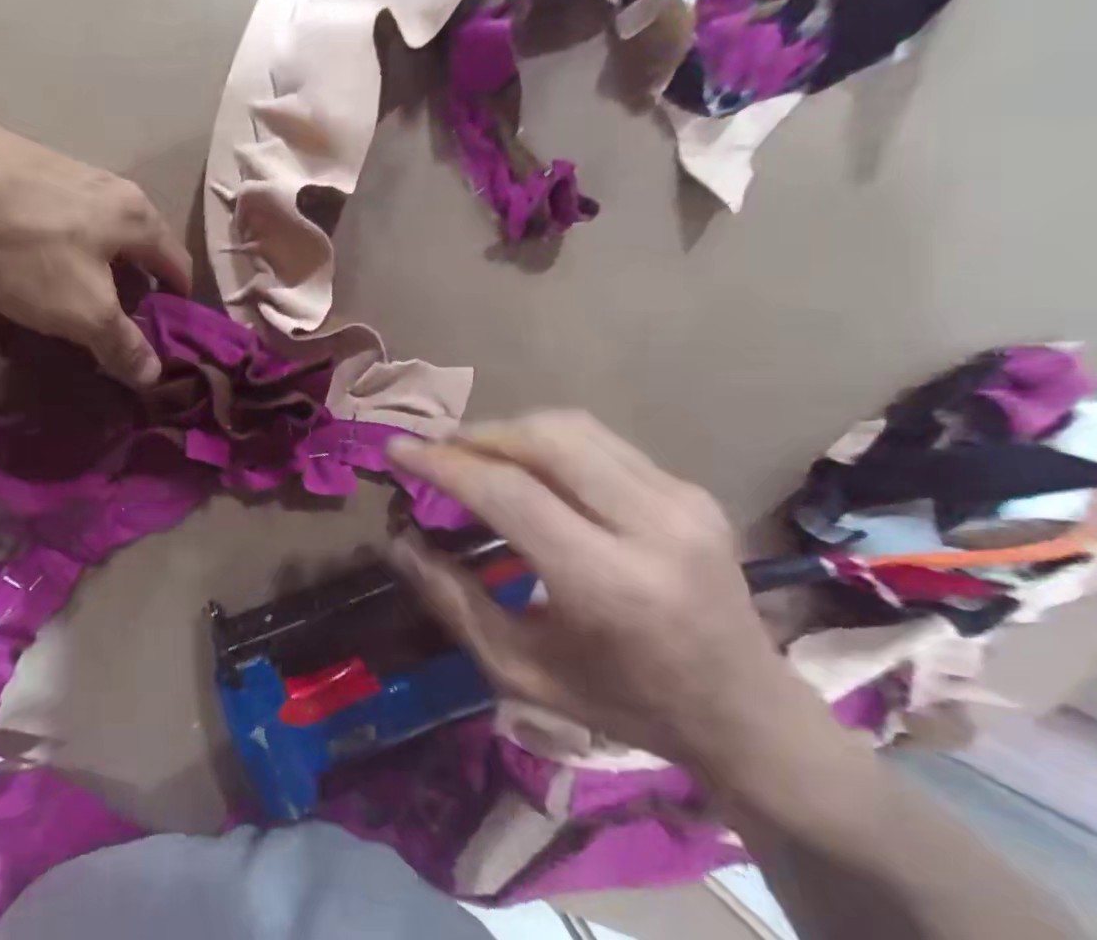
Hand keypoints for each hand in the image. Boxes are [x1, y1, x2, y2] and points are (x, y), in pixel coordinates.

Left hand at [0, 99, 191, 386]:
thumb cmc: (28, 251)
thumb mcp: (82, 310)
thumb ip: (120, 341)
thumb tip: (153, 375)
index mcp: (136, 215)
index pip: (176, 261)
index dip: (177, 299)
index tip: (167, 329)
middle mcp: (108, 185)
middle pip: (136, 241)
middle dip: (132, 282)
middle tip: (115, 321)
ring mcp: (62, 171)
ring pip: (93, 228)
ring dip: (92, 262)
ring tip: (71, 295)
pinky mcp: (19, 168)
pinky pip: (54, 218)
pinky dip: (55, 246)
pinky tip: (29, 262)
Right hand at [384, 411, 826, 765]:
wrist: (745, 714)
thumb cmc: (619, 700)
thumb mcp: (516, 668)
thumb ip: (450, 599)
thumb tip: (398, 539)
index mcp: (606, 583)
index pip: (508, 492)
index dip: (442, 463)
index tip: (397, 449)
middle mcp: (651, 527)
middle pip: (545, 440)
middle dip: (475, 434)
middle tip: (433, 449)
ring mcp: (682, 502)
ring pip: (575, 429)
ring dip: (509, 430)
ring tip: (469, 452)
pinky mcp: (692, 492)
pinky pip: (601, 443)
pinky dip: (546, 442)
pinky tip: (523, 466)